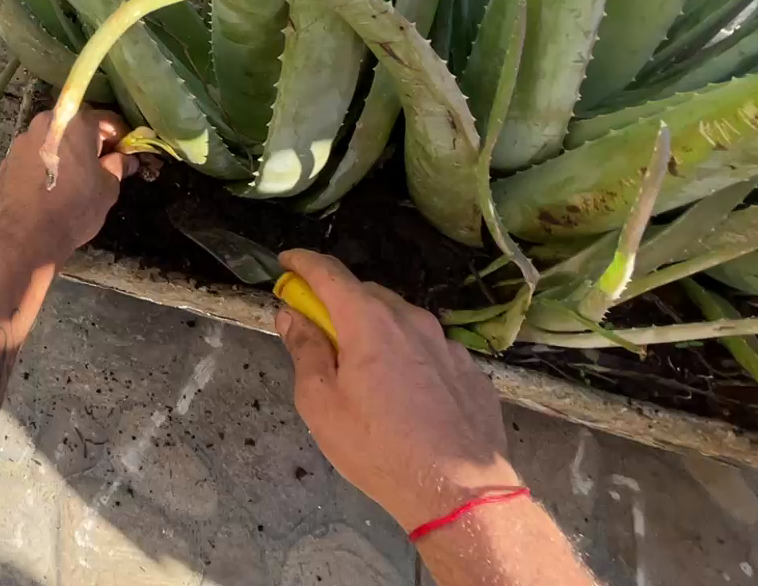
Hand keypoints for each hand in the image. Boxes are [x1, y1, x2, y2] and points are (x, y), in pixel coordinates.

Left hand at [0, 109, 133, 261]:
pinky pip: (34, 153)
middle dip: (90, 139)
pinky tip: (51, 184)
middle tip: (101, 161)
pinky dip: (46, 162)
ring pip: (52, 138)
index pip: (105, 118)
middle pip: (75, 124)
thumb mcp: (108, 188)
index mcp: (75, 123)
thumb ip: (118, 166)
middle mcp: (46, 122)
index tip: (124, 150)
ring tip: (74, 175)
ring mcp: (23, 139)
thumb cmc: (75, 207)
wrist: (28, 234)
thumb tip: (125, 159)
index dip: (119, 134)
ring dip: (65, 150)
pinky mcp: (8, 158)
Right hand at [275, 250, 523, 529]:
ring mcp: (447, 344)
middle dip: (337, 301)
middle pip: (365, 293)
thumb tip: (292, 315)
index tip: (286, 262)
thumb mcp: (320, 403)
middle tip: (320, 328)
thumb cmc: (379, 448)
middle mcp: (410, 320)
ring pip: (401, 319)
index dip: (302, 261)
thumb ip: (304, 350)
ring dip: (376, 328)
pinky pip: (430, 348)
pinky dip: (409, 354)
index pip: (328, 272)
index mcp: (368, 321)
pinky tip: (407, 391)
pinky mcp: (471, 371)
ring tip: (366, 367)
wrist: (462, 496)